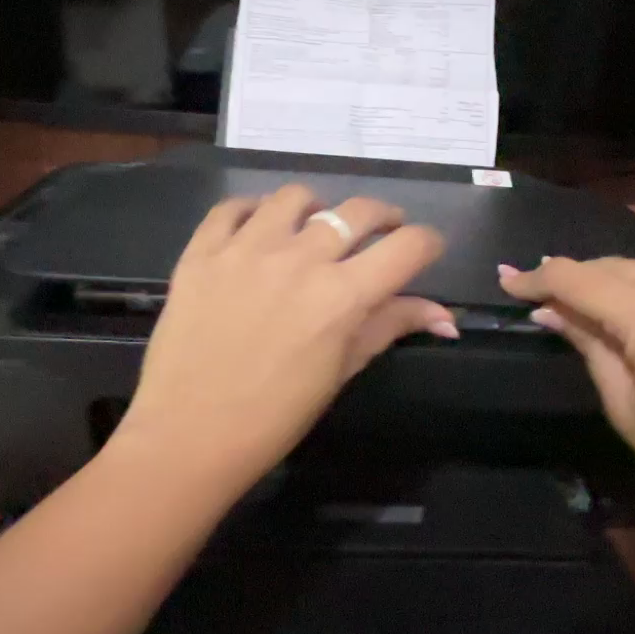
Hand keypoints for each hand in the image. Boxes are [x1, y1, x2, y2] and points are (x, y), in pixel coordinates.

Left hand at [110, 186, 455, 487]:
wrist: (188, 436)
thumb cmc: (276, 416)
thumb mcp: (342, 370)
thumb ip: (390, 327)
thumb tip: (445, 317)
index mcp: (342, 296)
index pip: (407, 246)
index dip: (429, 243)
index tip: (427, 250)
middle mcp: (299, 259)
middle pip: (358, 210)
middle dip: (383, 217)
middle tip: (382, 231)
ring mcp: (246, 250)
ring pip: (296, 197)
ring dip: (317, 208)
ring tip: (313, 228)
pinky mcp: (202, 252)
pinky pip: (233, 207)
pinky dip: (254, 210)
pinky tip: (259, 229)